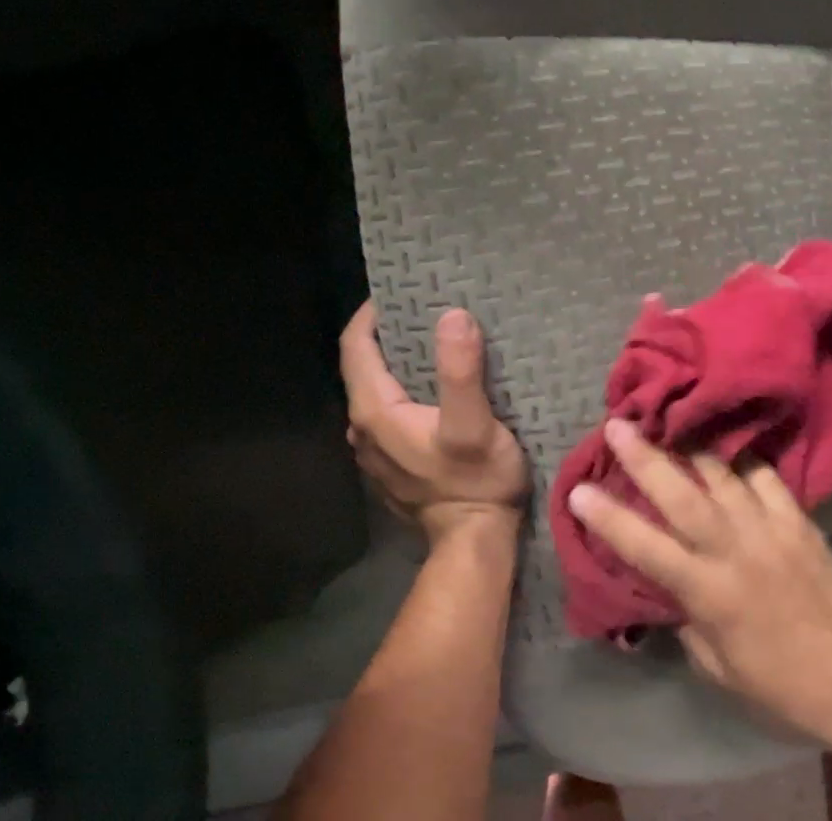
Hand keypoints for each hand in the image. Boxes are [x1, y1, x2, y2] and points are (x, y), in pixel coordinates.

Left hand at [340, 301, 528, 544]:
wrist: (473, 541)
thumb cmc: (475, 482)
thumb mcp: (474, 425)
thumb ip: (460, 372)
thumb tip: (452, 315)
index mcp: (374, 411)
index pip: (356, 347)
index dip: (371, 314)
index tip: (400, 290)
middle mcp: (362, 429)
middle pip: (364, 367)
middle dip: (389, 334)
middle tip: (426, 309)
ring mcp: (374, 450)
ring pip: (377, 390)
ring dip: (398, 364)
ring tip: (435, 343)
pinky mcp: (392, 463)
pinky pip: (390, 413)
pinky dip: (406, 391)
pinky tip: (436, 390)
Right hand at [565, 420, 831, 745]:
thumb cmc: (772, 681)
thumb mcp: (712, 662)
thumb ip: (685, 614)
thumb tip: (666, 582)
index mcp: (708, 592)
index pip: (646, 547)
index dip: (609, 518)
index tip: (579, 490)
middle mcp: (735, 551)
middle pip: (683, 496)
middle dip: (646, 458)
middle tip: (618, 425)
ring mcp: (770, 530)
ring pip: (724, 476)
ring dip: (692, 446)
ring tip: (670, 419)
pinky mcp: (799, 521)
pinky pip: (767, 478)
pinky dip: (744, 459)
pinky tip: (728, 444)